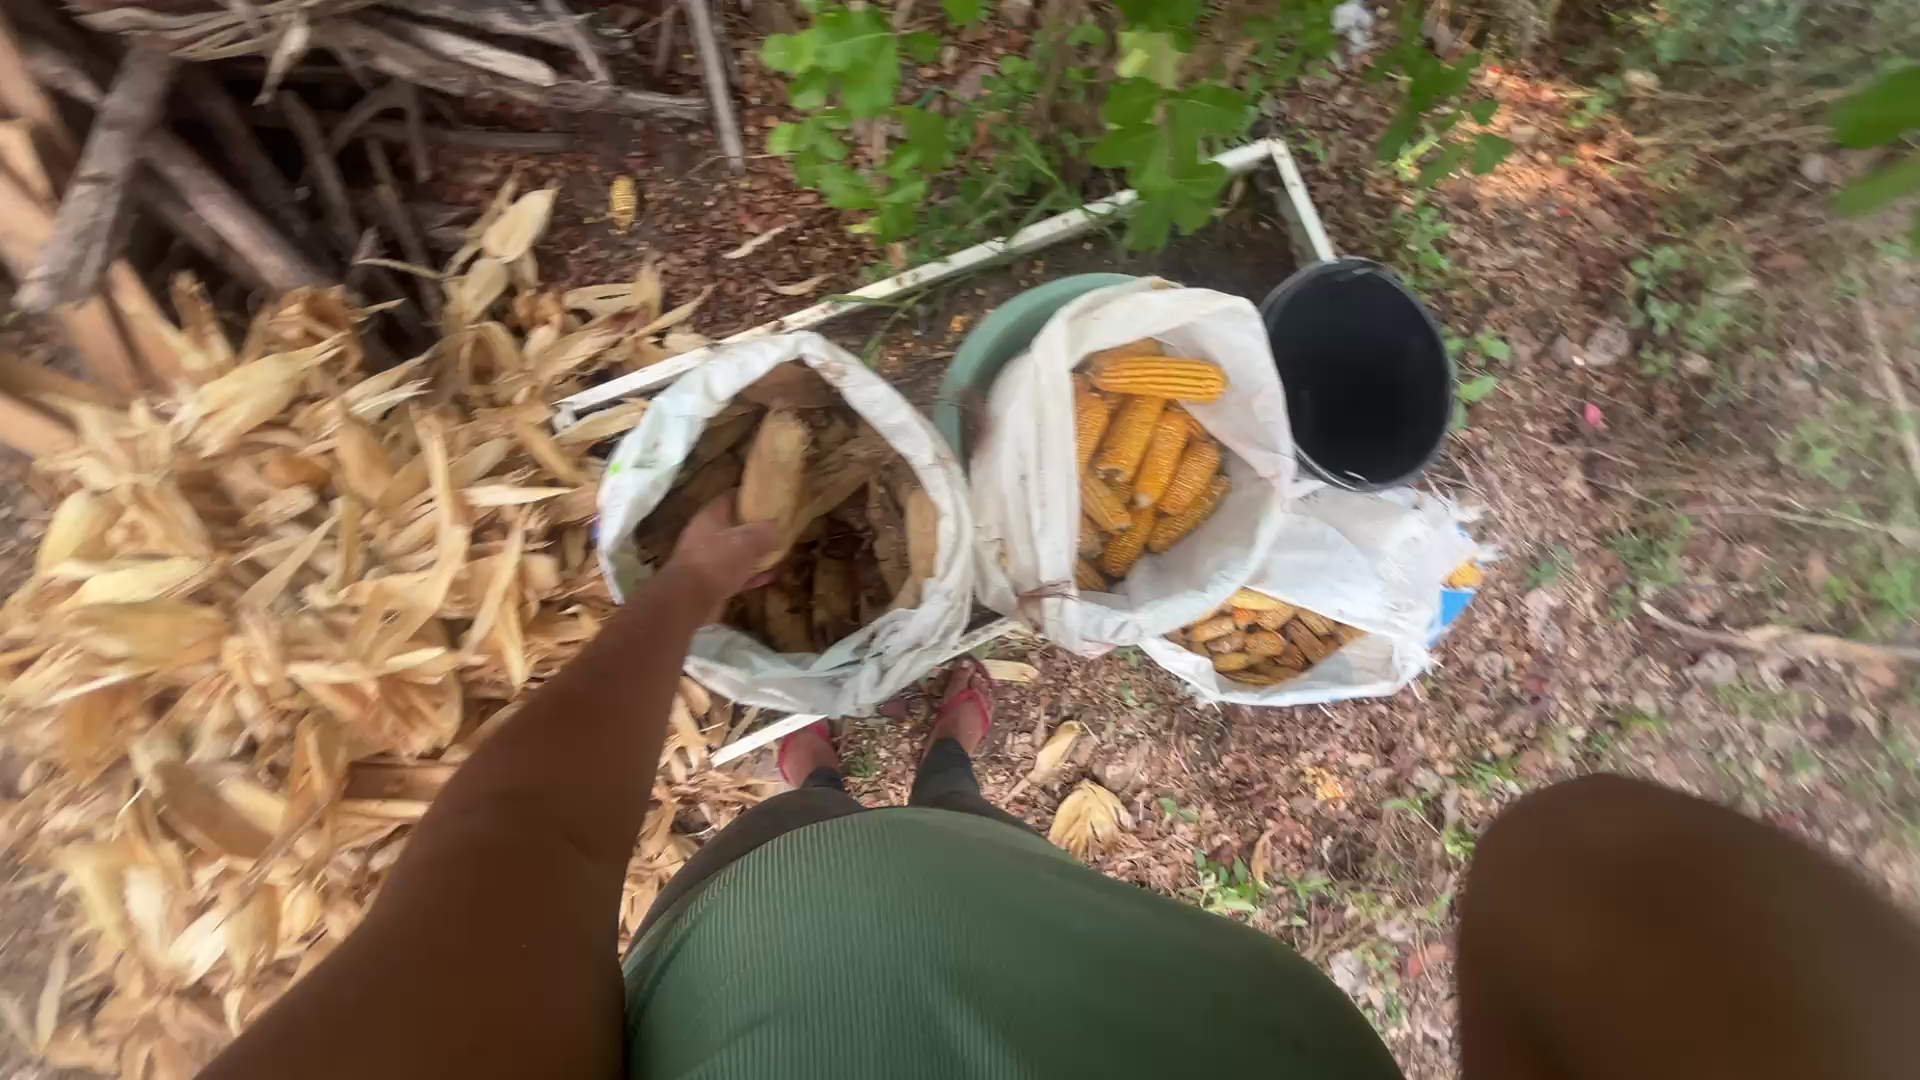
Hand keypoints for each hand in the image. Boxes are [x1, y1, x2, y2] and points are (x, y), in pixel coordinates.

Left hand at [664, 495, 780, 619]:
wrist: (689, 601)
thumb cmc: (717, 561)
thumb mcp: (748, 541)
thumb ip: (767, 532)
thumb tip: (779, 530)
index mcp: (711, 516)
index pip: (731, 497)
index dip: (751, 495)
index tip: (771, 497)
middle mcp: (707, 535)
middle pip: (735, 525)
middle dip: (756, 526)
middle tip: (780, 525)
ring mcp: (708, 560)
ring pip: (737, 551)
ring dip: (756, 552)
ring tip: (779, 550)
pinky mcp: (712, 583)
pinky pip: (737, 574)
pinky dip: (753, 574)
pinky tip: (772, 575)